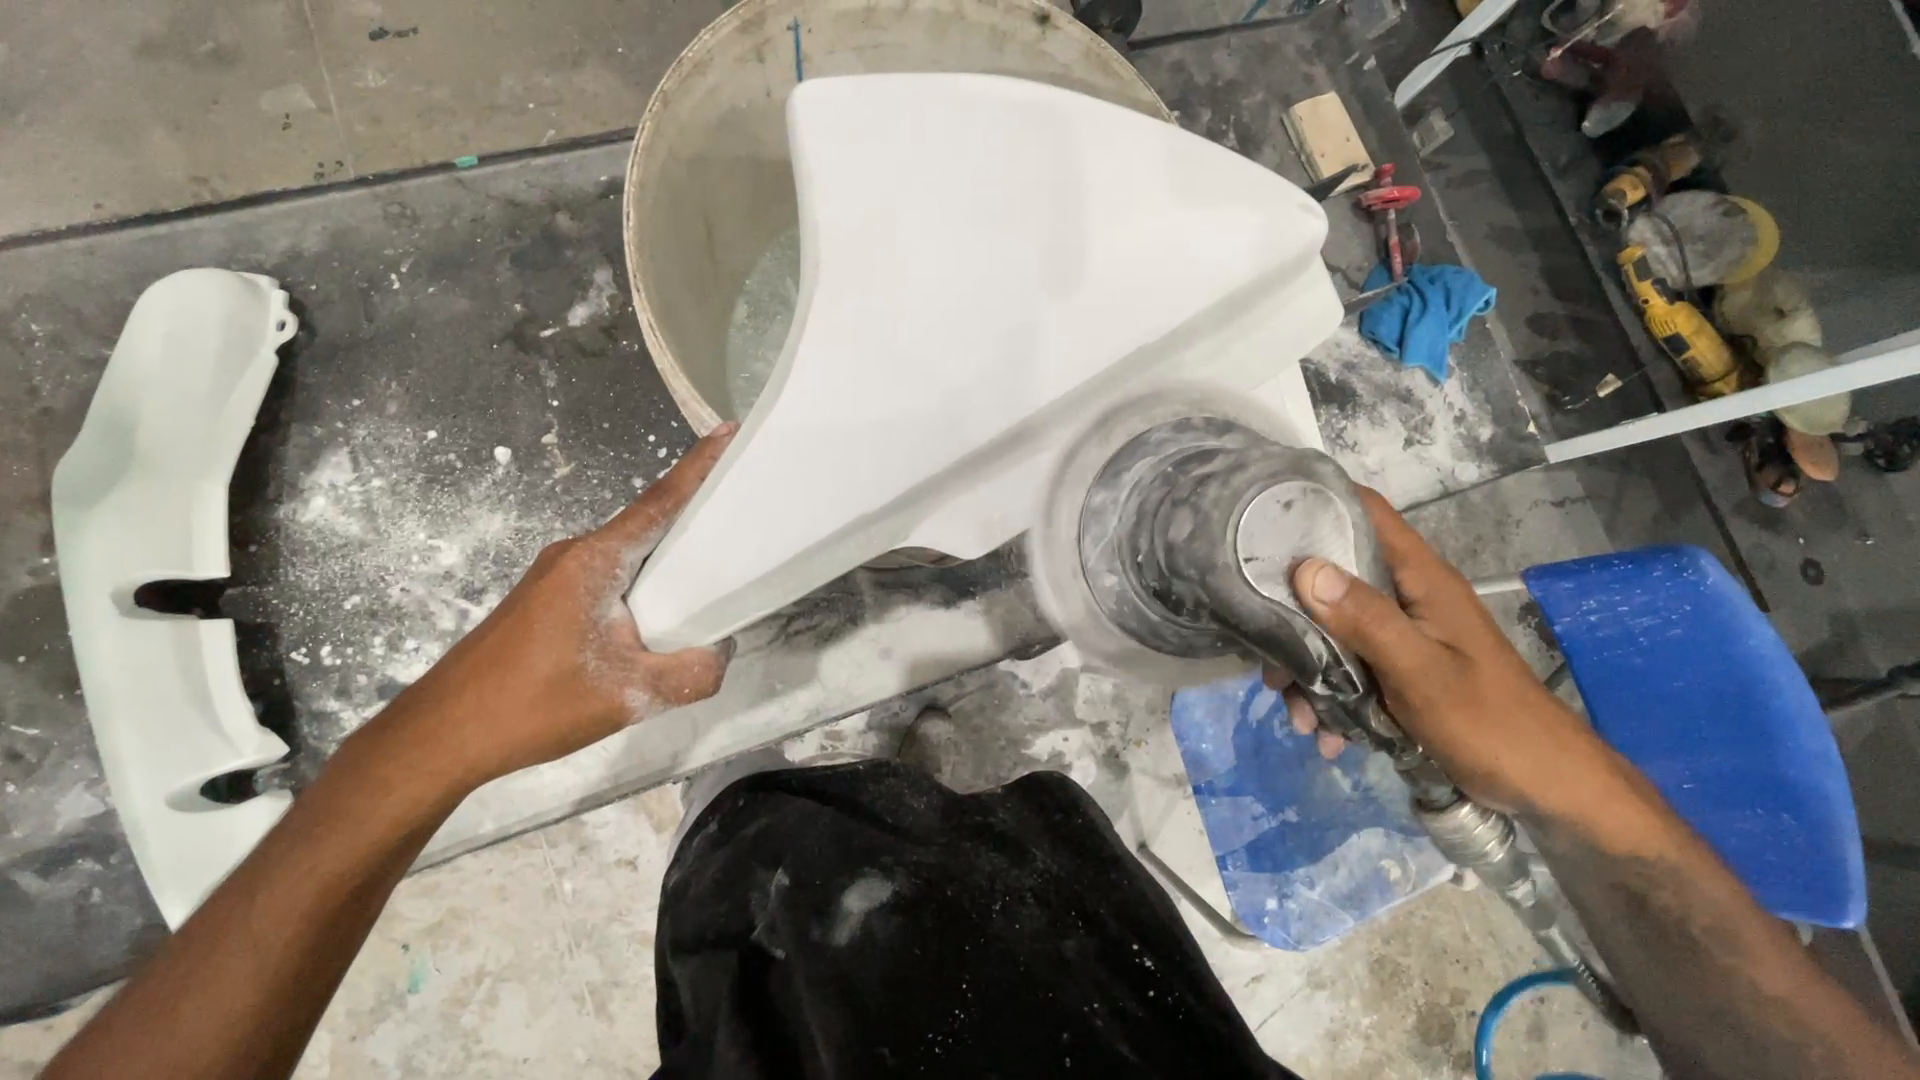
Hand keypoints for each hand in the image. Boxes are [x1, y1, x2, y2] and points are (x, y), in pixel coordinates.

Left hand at [368, 424, 739, 791]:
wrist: (441, 736)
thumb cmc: (532, 706)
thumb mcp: (628, 698)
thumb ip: (691, 675)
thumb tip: (720, 653)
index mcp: (594, 563)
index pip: (658, 504)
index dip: (698, 467)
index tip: (729, 431)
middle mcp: (574, 556)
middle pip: (648, 524)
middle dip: (695, 515)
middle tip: (745, 515)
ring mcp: (555, 577)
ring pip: (628, 555)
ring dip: (669, 559)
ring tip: (714, 572)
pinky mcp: (547, 600)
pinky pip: (610, 577)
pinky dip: (643, 582)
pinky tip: (661, 614)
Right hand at [1274, 488, 1608, 813]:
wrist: (1545, 785)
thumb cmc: (1488, 721)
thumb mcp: (1420, 670)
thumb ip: (1366, 618)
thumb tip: (1305, 568)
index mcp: (1420, 579)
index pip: (1366, 512)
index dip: (1316, 502)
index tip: (1261, 517)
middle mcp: (1407, 596)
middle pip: (1333, 578)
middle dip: (1293, 614)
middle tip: (1266, 655)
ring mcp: (1403, 634)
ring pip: (1333, 631)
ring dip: (1309, 672)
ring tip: (1303, 718)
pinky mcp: (1399, 670)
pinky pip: (1349, 670)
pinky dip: (1332, 700)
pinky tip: (1328, 736)